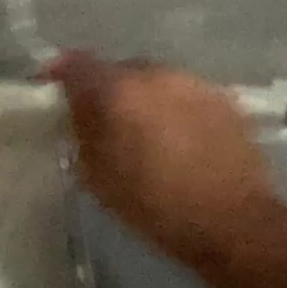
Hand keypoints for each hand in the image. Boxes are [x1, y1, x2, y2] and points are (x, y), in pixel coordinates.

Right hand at [44, 52, 286, 266]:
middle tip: (106, 121)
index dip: (59, 71)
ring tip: (149, 132)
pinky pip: (186, 94)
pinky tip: (183, 138)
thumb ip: (82, 135)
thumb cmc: (158, 206)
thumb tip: (77, 112)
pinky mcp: (223, 96)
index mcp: (116, 90)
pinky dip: (177, 109)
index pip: (76, 64)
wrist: (236, 223)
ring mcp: (192, 81)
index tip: (50, 84)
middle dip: (108, 90)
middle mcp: (153, 73)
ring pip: (155, 81)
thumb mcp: (100, 179)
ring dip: (145, 98)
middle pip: (118, 70)